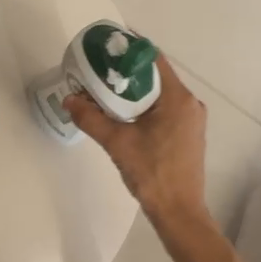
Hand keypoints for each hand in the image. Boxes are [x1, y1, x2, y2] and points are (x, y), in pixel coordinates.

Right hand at [63, 53, 209, 227]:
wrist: (178, 212)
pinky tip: (123, 117)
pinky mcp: (187, 136)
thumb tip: (69, 100)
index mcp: (178, 99)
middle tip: (98, 73)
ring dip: (133, 93)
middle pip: (155, 77)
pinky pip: (164, 111)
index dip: (128, 51)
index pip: (152, 60)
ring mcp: (191, 121)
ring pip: (159, 96)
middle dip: (126, 74)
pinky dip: (143, 109)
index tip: (104, 50)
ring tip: (105, 94)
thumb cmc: (152, 174)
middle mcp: (189, 104)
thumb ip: (91, 118)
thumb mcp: (117, 143)